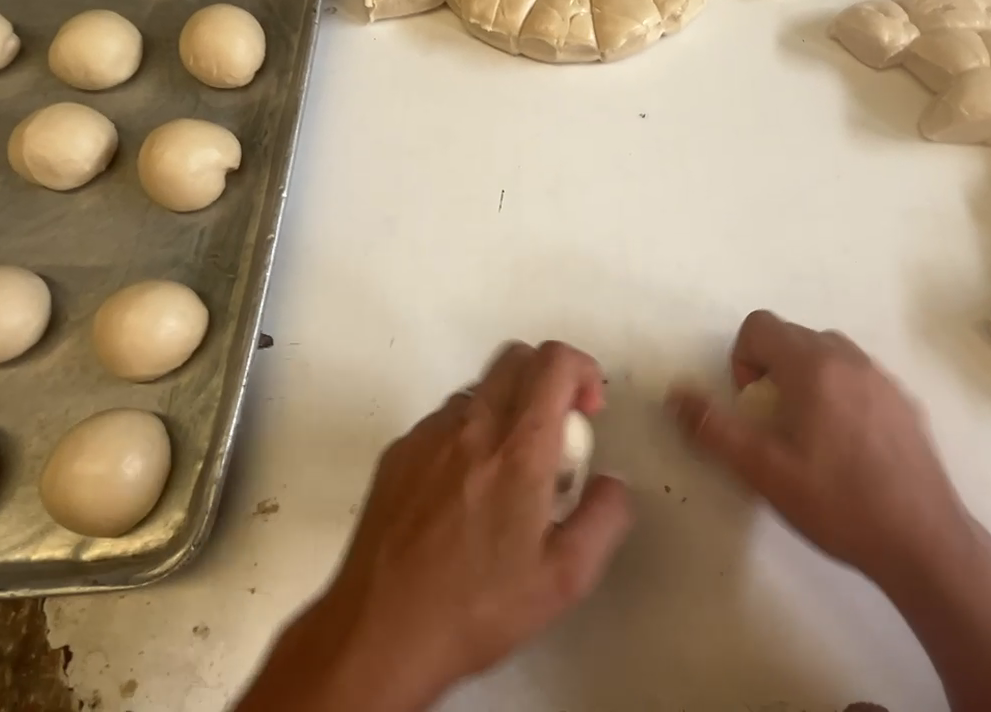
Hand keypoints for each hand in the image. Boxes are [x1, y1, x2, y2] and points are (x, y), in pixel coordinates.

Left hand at [249, 341, 632, 711]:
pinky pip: (444, 420)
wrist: (379, 633)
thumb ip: (605, 517)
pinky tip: (464, 493)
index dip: (583, 371)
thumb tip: (611, 482)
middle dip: (548, 379)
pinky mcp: (397, 452)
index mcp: (519, 449)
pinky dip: (468, 434)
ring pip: (480, 389)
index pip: (555, 362)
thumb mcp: (566, 578)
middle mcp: (472, 426)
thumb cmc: (477, 607)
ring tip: (508, 474)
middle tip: (556, 435)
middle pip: (517, 357)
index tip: (588, 411)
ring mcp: (427, 435)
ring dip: (507, 409)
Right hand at [667, 310, 976, 586]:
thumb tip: (675, 393)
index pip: (759, 326)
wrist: (922, 542)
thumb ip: (713, 426)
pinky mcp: (907, 402)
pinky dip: (841, 395)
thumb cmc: (836, 501)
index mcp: (812, 365)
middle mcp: (850, 358)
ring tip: (811, 437)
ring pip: (828, 356)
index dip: (742, 360)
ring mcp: (883, 378)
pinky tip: (850, 450)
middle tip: (776, 427)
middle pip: (793, 338)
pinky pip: (860, 378)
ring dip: (807, 381)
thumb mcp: (762, 470)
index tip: (753, 407)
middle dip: (772, 372)